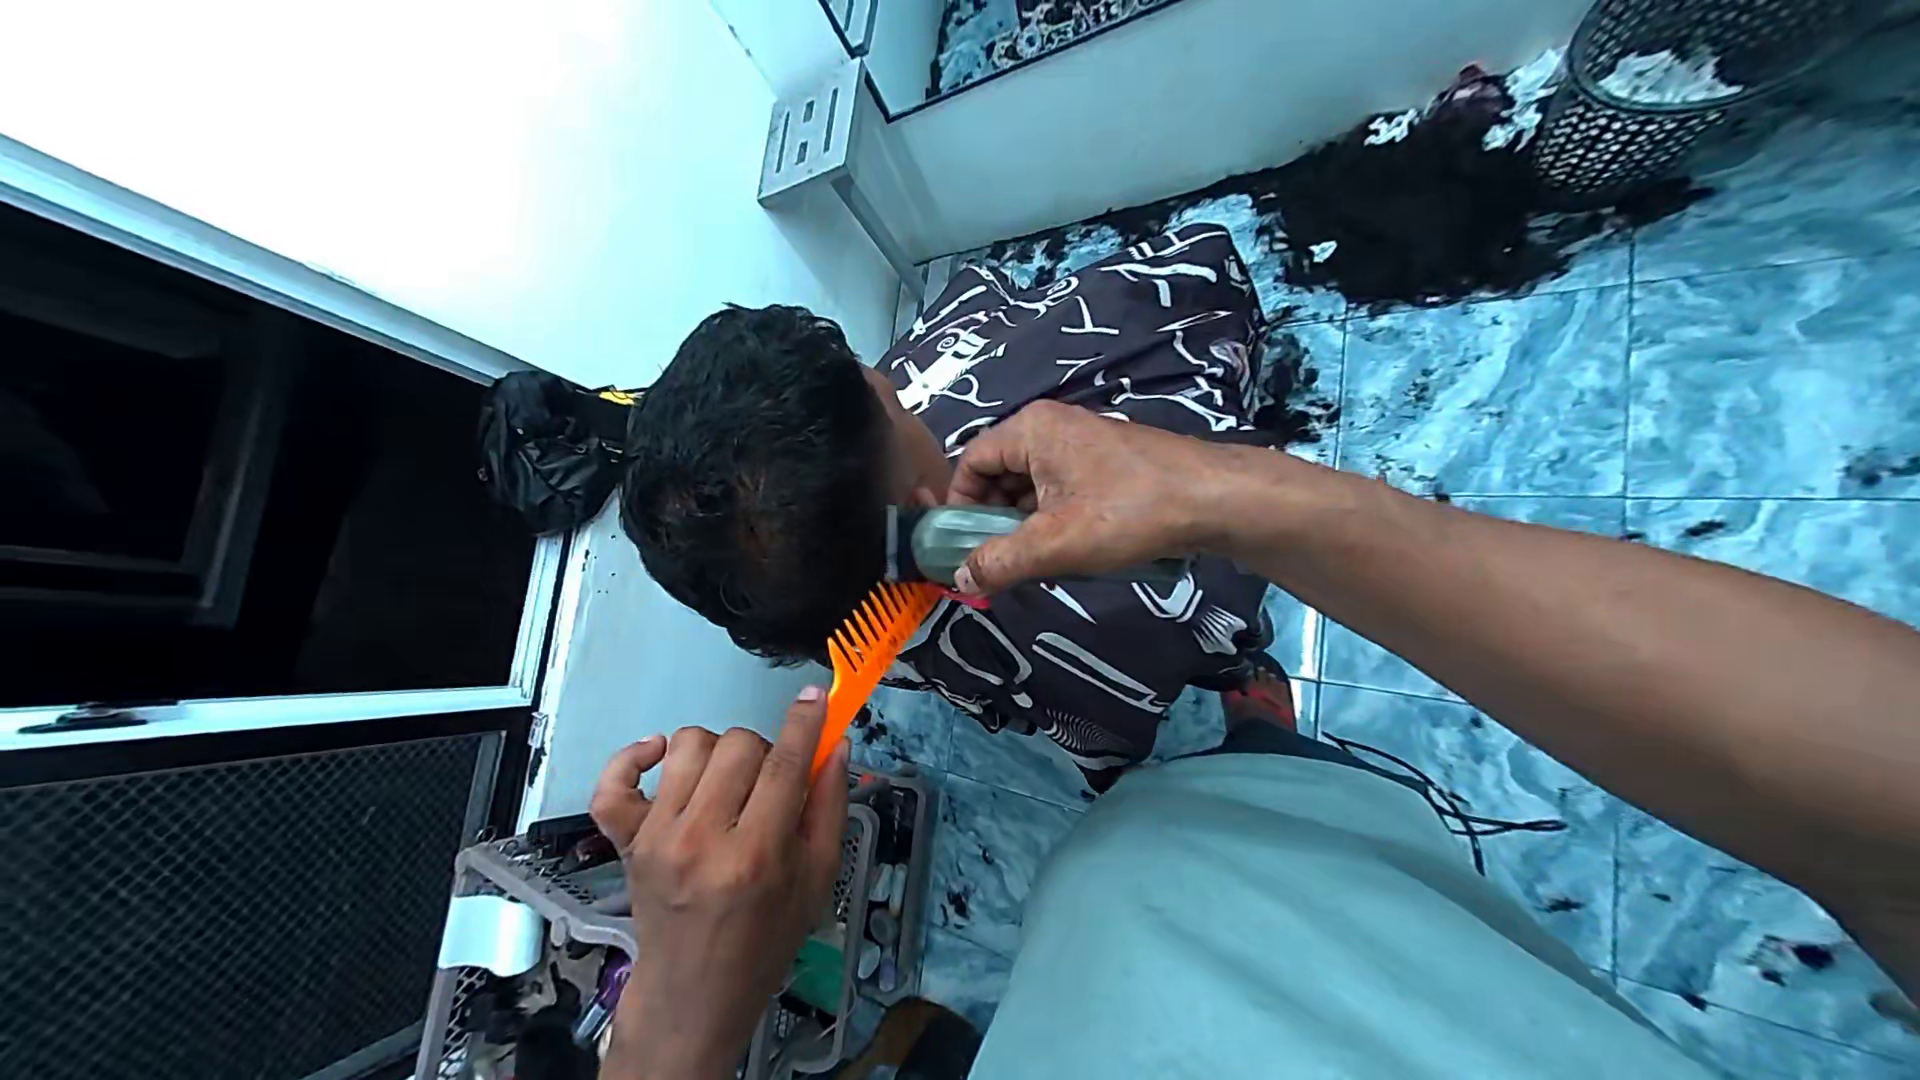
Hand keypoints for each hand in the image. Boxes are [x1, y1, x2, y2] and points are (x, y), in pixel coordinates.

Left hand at [590, 688, 849, 1079]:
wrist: (695, 994)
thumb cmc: (765, 937)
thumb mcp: (818, 878)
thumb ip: (830, 805)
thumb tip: (835, 744)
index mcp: (757, 854)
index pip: (785, 762)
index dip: (805, 721)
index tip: (816, 697)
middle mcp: (702, 838)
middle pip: (739, 744)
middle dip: (766, 750)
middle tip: (769, 782)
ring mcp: (657, 837)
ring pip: (690, 744)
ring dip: (719, 750)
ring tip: (727, 781)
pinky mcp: (626, 842)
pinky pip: (615, 782)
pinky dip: (633, 757)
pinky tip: (659, 755)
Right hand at [945, 401, 1243, 592]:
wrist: (1215, 500)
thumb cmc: (1129, 512)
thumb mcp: (1056, 542)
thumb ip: (1001, 560)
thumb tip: (959, 578)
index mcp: (1031, 430)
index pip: (970, 462)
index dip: (958, 505)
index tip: (960, 545)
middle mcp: (1051, 427)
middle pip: (999, 474)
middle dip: (993, 520)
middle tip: (998, 560)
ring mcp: (1080, 443)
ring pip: (1030, 486)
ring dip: (1024, 524)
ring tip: (1033, 561)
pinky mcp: (1103, 462)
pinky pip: (1059, 489)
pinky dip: (1051, 519)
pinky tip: (1064, 549)